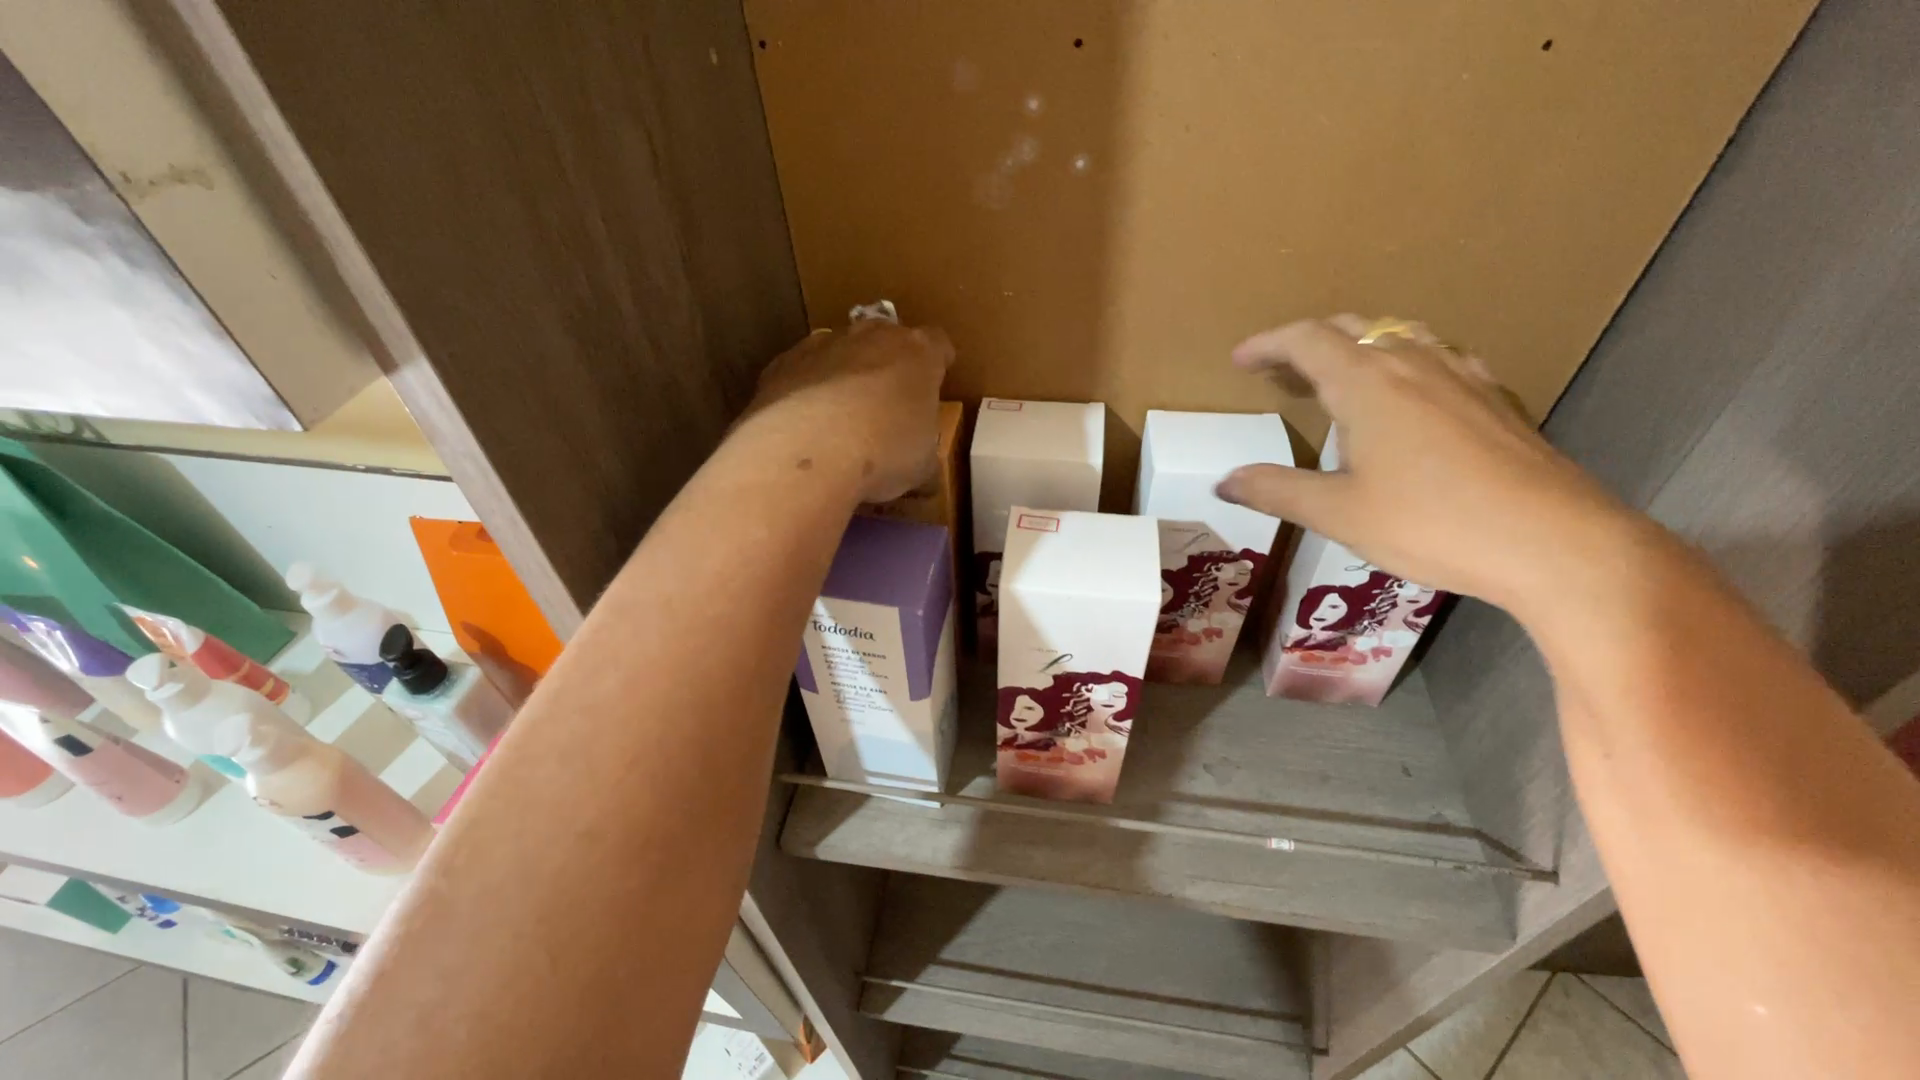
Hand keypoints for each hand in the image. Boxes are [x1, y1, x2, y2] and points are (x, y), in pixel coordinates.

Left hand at [747, 319, 953, 502]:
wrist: (811, 449)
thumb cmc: (886, 452)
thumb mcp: (923, 463)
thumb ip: (923, 451)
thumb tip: (920, 467)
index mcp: (917, 353)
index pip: (937, 343)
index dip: (936, 362)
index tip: (934, 381)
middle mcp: (871, 336)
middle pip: (884, 338)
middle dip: (886, 364)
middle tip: (885, 403)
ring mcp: (822, 345)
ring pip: (838, 351)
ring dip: (842, 374)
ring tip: (838, 417)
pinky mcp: (781, 364)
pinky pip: (799, 372)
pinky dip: (803, 391)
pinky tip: (802, 426)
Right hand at [1215, 315, 1656, 614]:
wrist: (1552, 541)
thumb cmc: (1432, 523)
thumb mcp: (1339, 513)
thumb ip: (1277, 490)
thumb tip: (1225, 482)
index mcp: (1367, 383)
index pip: (1306, 340)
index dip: (1268, 344)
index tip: (1240, 360)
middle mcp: (1413, 363)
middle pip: (1352, 328)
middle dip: (1307, 342)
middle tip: (1279, 369)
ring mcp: (1462, 375)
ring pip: (1399, 335)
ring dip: (1359, 345)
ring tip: (1339, 374)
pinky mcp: (1495, 398)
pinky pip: (1439, 357)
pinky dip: (1405, 361)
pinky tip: (1413, 392)